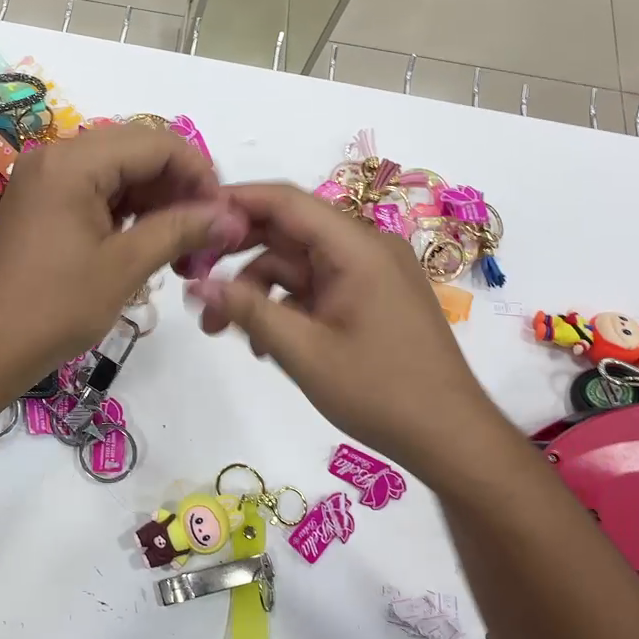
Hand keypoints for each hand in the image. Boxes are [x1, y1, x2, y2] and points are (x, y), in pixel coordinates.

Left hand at [0, 124, 242, 383]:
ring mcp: (44, 179)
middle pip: (137, 151)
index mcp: (72, 162)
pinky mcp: (40, 203)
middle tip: (206, 232)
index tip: (224, 214)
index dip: (199, 173)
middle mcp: (55, 156)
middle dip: (178, 187)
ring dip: (155, 200)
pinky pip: (95, 191)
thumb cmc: (56, 307)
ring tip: (183, 246)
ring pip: (118, 171)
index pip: (156, 142)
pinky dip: (127, 211)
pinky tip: (149, 242)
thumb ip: (181, 229)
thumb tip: (232, 215)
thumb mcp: (125, 266)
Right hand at [187, 183, 507, 477]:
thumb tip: (195, 285)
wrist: (450, 438)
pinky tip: (264, 344)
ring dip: (257, 291)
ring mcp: (371, 273)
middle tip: (194, 285)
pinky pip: (315, 286)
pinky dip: (285, 306)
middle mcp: (366, 248)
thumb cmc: (379, 392)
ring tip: (221, 330)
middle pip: (287, 232)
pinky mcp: (371, 297)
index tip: (189, 221)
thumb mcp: (302, 351)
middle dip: (237, 258)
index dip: (234, 203)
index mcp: (357, 247)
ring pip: (296, 264)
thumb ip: (247, 310)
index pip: (285, 201)